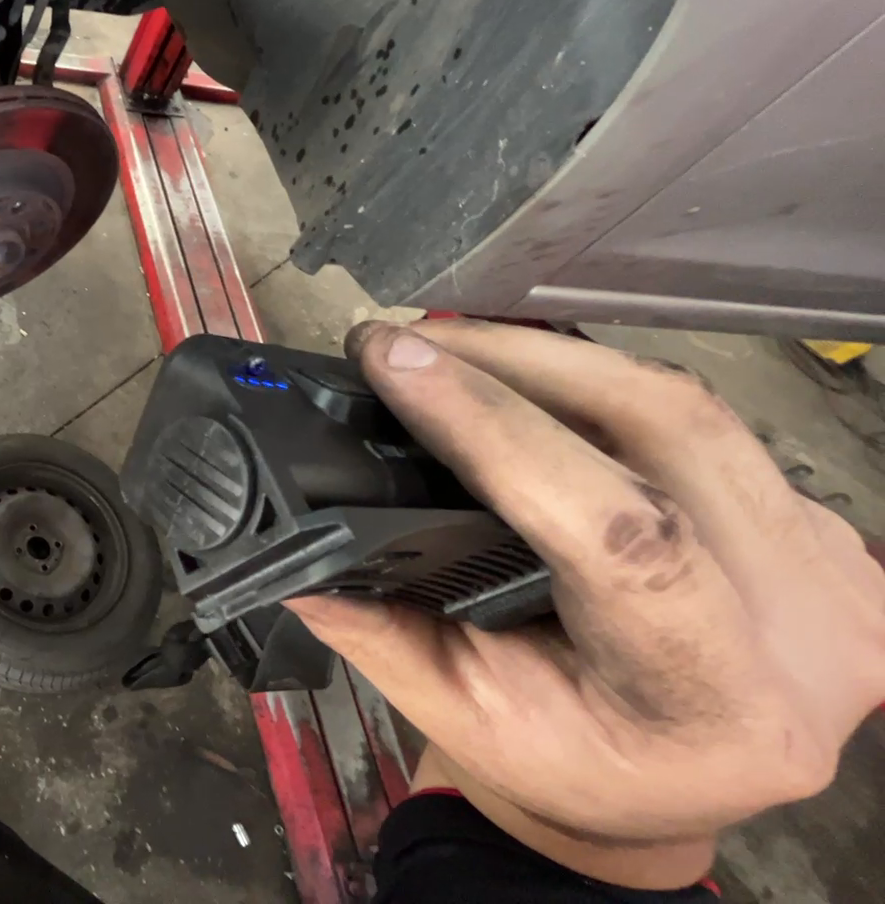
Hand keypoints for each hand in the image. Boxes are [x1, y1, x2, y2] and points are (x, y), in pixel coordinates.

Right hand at [287, 320, 884, 886]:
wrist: (663, 780)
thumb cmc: (553, 758)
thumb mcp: (448, 708)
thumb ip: (371, 625)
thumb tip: (289, 538)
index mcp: (712, 701)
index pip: (615, 533)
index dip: (497, 430)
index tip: (396, 362)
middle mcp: (813, 627)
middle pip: (667, 428)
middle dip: (516, 360)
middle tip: (400, 338)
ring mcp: (835, 563)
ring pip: (685, 404)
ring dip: (547, 356)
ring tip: (442, 344)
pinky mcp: (819, 522)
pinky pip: (696, 417)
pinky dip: (588, 381)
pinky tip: (516, 378)